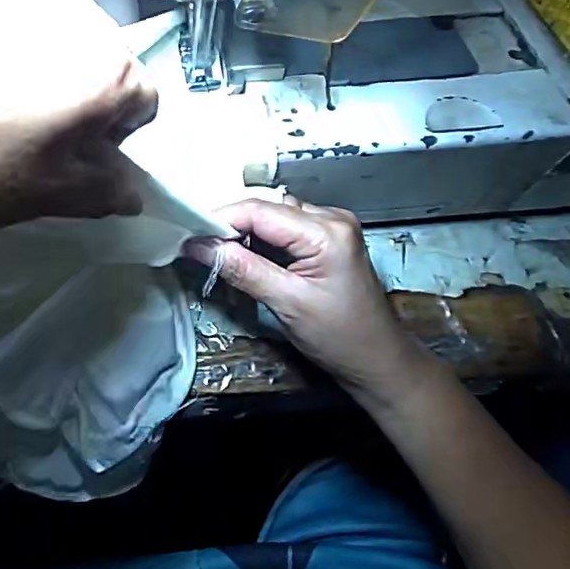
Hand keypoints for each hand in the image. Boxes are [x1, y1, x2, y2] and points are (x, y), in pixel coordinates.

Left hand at [0, 0, 157, 273]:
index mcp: (107, 72)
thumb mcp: (32, 199)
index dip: (109, 128)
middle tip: (11, 111)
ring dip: (34, 29)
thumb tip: (132, 192)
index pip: (141, 98)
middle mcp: (78, 4)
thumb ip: (97, 189)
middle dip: (73, 77)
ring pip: (52, 2)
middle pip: (98, 46)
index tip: (67, 145)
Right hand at [186, 198, 439, 406]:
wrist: (379, 361)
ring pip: (275, 215)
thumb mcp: (286, 304)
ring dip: (246, 231)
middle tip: (200, 247)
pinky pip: (287, 226)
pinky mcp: (329, 237)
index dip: (221, 219)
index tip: (190, 237)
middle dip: (232, 225)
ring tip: (219, 252)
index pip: (260, 210)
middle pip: (267, 207)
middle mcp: (331, 217)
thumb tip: (198, 246)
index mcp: (326, 230)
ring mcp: (333, 225)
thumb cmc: (339, 338)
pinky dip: (264, 238)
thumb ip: (242, 269)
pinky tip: (247, 256)